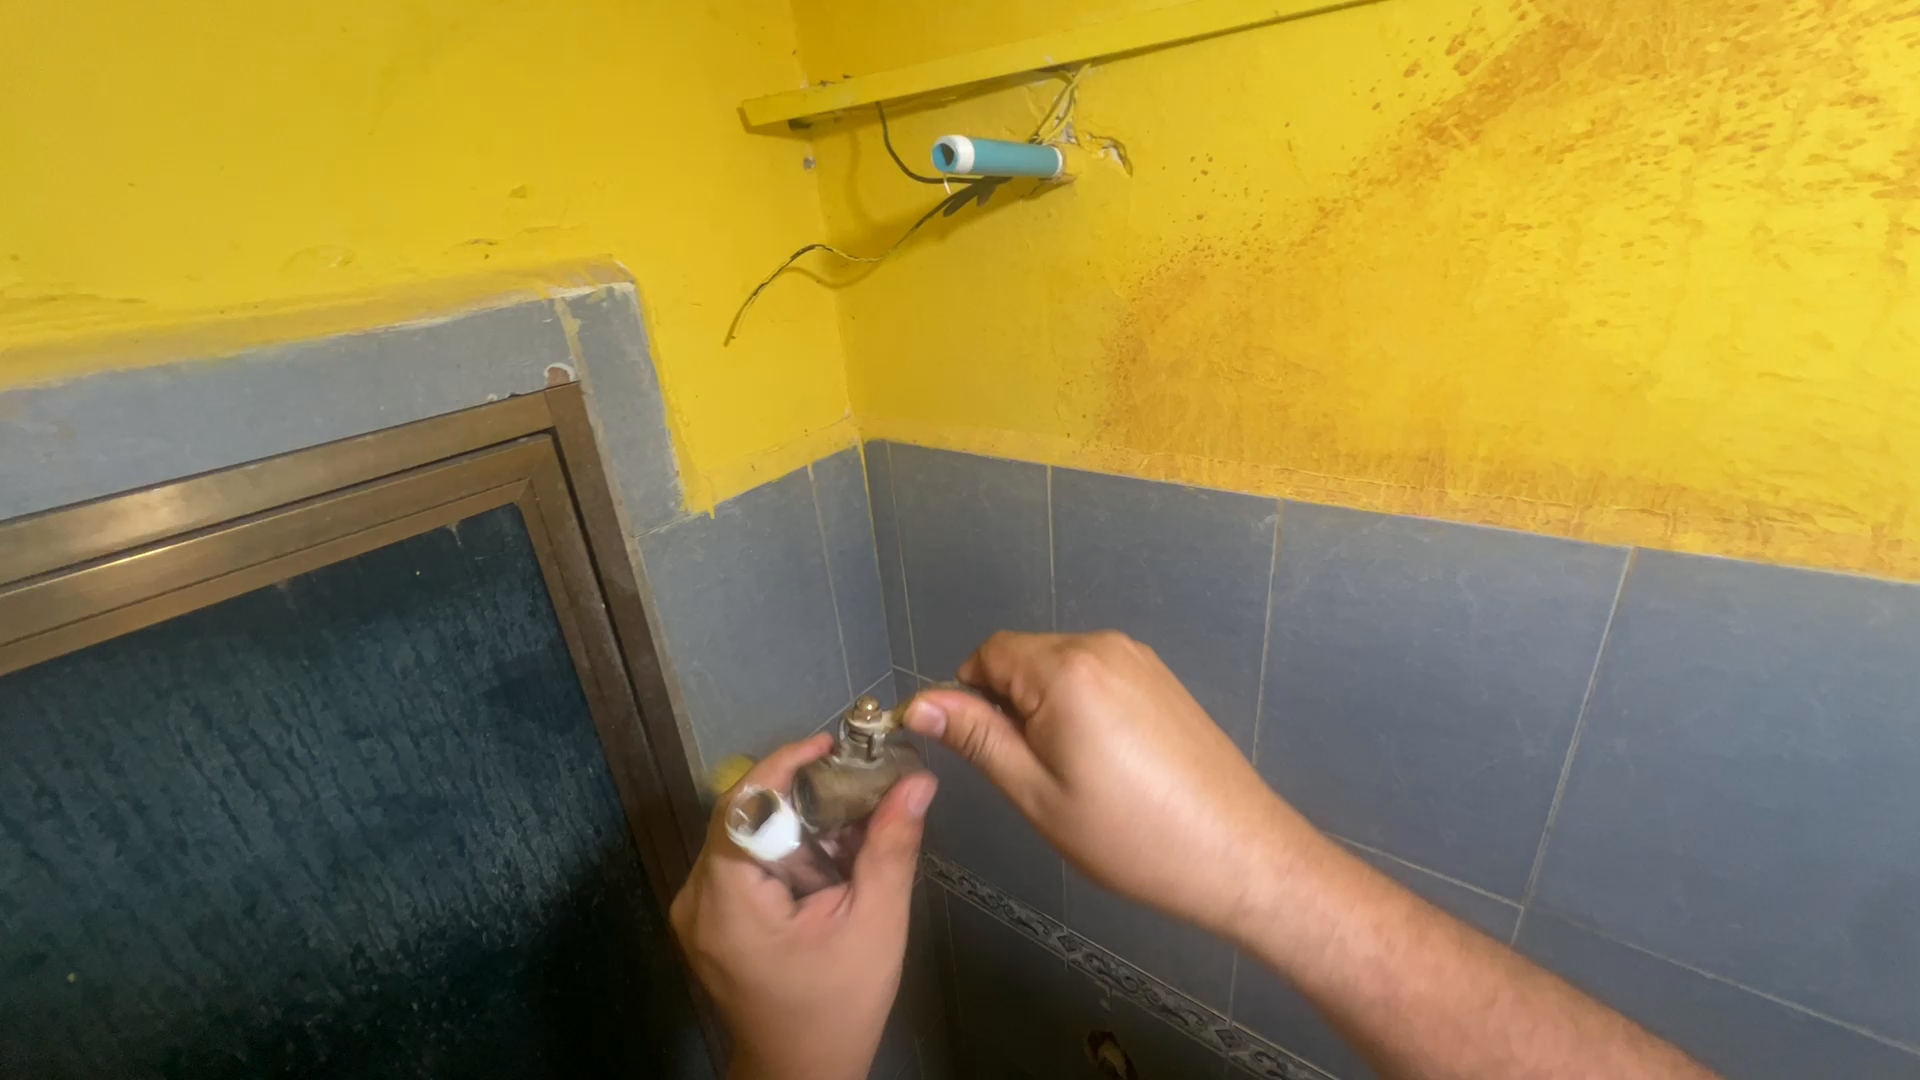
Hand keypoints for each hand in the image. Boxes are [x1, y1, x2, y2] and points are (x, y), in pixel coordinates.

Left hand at [670, 734, 937, 1079]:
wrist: (801, 1074)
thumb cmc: (838, 1006)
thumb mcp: (876, 925)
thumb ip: (891, 847)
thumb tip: (918, 781)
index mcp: (726, 902)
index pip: (744, 804)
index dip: (786, 765)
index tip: (834, 745)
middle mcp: (697, 896)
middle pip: (744, 811)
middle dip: (801, 789)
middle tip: (854, 778)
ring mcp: (699, 907)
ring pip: (747, 829)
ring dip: (798, 814)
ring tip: (849, 811)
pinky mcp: (711, 915)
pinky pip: (746, 855)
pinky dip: (788, 842)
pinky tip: (828, 849)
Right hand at [906, 631, 1320, 941]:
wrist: (1240, 852)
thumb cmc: (1128, 834)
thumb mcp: (1036, 793)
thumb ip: (977, 737)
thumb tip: (919, 703)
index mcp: (1065, 669)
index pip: (987, 653)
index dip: (968, 695)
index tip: (983, 747)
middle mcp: (1101, 645)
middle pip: (1023, 655)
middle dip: (1008, 700)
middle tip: (1031, 769)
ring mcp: (1137, 656)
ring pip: (1058, 664)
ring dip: (1044, 702)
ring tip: (1072, 768)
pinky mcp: (1159, 675)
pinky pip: (1094, 672)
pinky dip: (1079, 701)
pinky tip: (1106, 755)